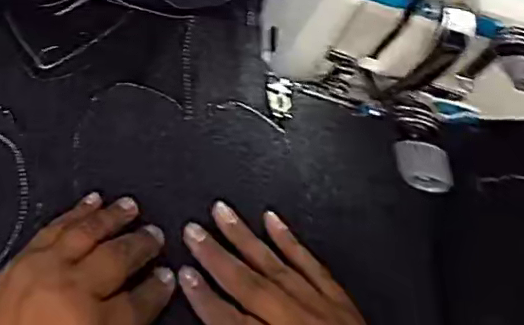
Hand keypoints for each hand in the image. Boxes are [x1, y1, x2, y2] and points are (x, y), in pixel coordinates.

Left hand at [0, 192, 176, 324]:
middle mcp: (71, 289)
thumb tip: (135, 309)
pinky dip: (75, 212)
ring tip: (131, 206)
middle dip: (140, 247)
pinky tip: (91, 201)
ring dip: (112, 218)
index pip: (136, 304)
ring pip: (87, 233)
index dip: (156, 290)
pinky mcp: (21, 259)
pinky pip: (55, 227)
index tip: (168, 276)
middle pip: (116, 260)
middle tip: (156, 234)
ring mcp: (44, 268)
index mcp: (89, 324)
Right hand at [177, 202, 363, 324]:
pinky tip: (271, 219)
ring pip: (274, 264)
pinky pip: (311, 264)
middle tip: (191, 229)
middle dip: (216, 257)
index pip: (231, 322)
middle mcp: (296, 323)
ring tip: (222, 210)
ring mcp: (320, 309)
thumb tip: (221, 322)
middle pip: (248, 285)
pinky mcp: (340, 302)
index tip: (183, 274)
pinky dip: (289, 240)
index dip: (204, 298)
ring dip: (245, 236)